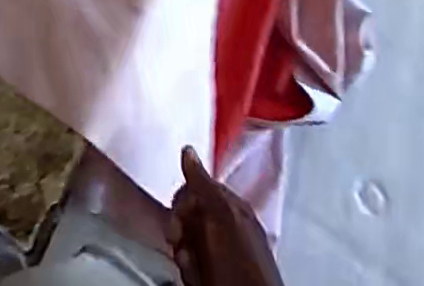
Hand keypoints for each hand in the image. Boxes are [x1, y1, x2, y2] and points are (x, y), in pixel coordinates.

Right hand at [168, 146, 284, 285]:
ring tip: (191, 263)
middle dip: (179, 226)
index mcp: (233, 207)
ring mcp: (218, 252)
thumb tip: (188, 150)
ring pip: (184, 239)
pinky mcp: (211, 274)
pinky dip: (187, 268)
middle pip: (186, 213)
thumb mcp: (224, 215)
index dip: (184, 198)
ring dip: (181, 249)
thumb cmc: (244, 264)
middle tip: (181, 239)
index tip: (180, 213)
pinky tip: (195, 275)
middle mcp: (225, 227)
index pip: (197, 186)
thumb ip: (204, 183)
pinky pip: (188, 261)